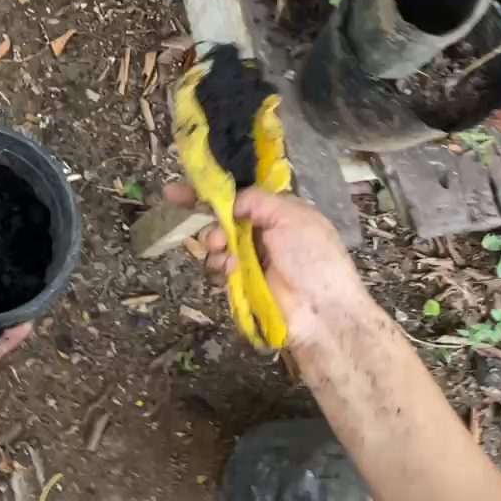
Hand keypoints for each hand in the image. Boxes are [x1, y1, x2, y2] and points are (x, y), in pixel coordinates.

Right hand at [163, 183, 370, 351]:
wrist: (321, 312)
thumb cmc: (312, 257)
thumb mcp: (291, 216)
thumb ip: (256, 200)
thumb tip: (229, 201)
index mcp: (276, 212)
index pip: (238, 195)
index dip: (210, 190)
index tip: (180, 188)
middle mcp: (260, 232)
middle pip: (220, 217)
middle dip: (201, 212)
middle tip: (179, 206)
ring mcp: (248, 258)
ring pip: (214, 242)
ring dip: (212, 239)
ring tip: (219, 246)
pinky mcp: (239, 282)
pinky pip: (217, 267)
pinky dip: (218, 264)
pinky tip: (230, 268)